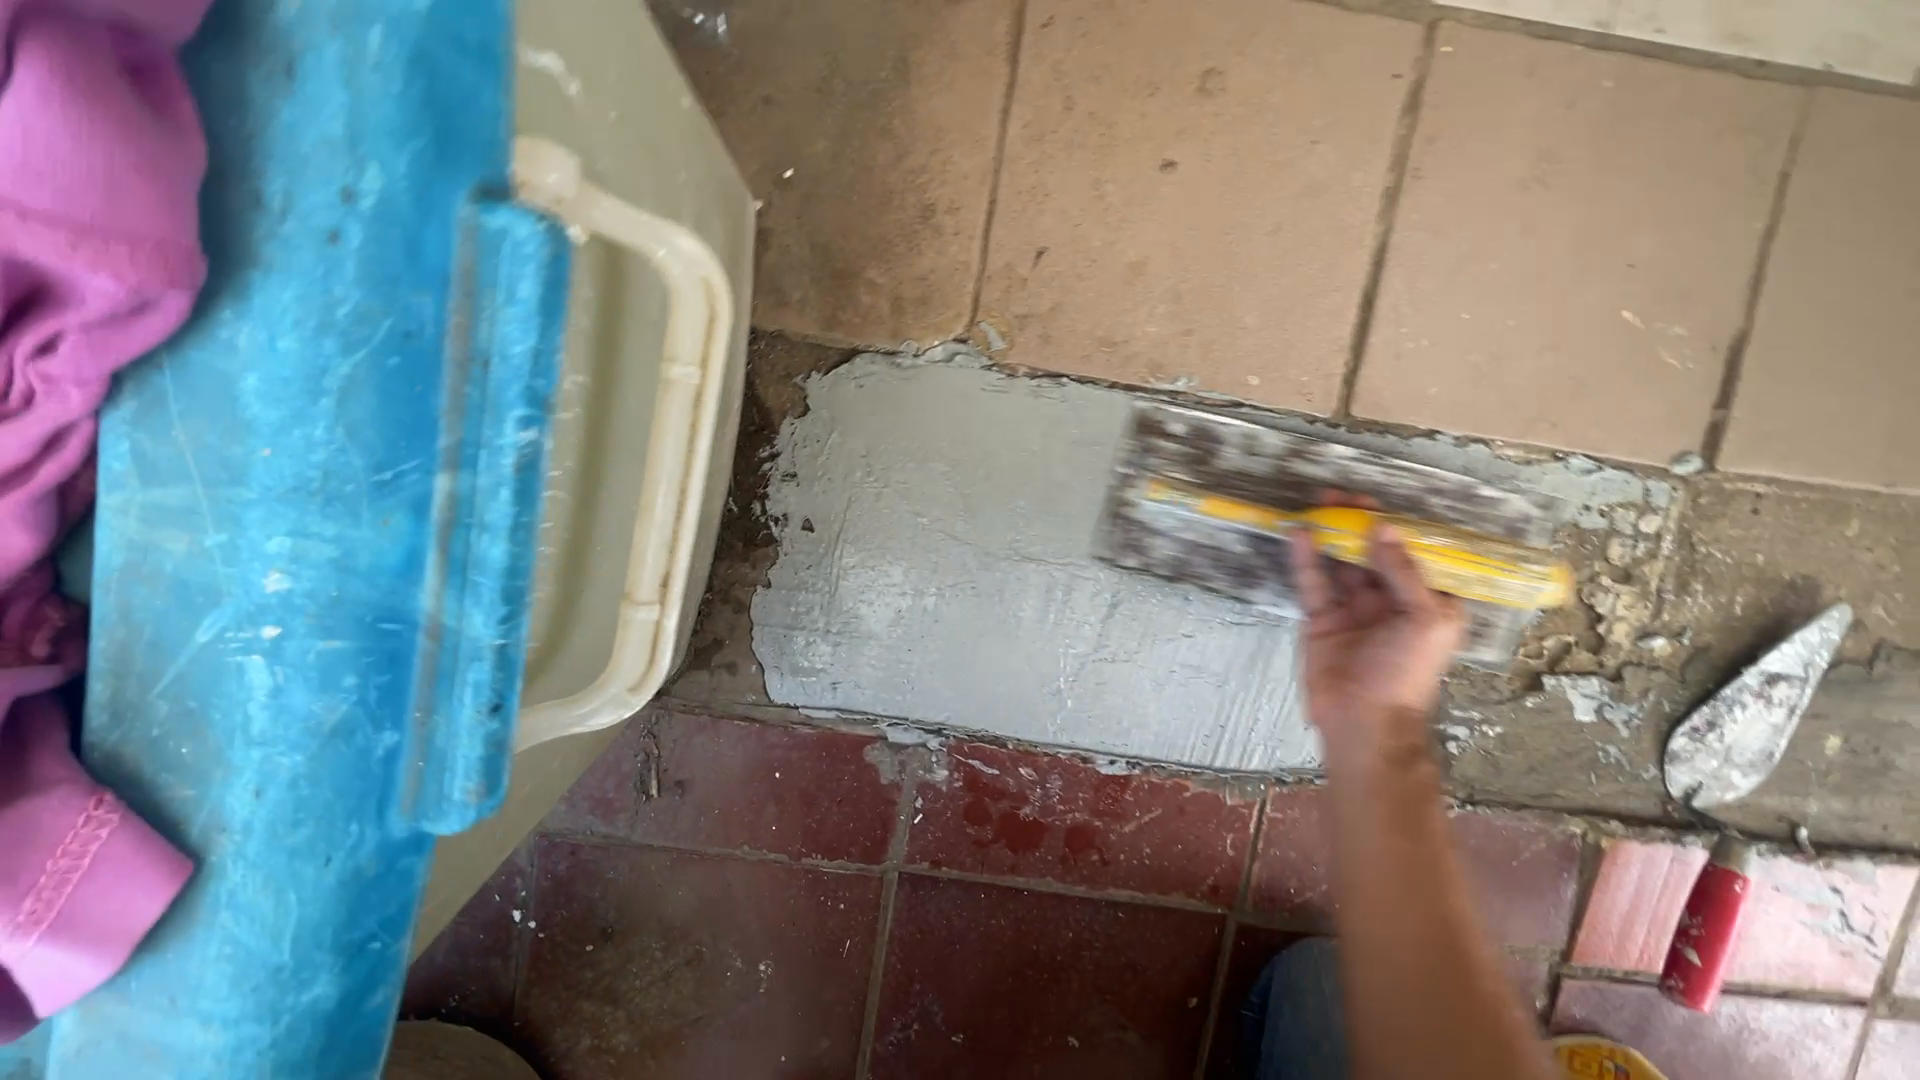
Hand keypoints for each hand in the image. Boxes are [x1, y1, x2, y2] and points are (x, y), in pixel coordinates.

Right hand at [1288, 492, 1464, 757]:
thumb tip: (1385, 527)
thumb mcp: (1425, 619)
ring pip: (1343, 564)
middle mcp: (1392, 603)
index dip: (1403, 529)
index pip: (1418, 558)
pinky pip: (1314, 583)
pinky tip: (1301, 534)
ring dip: (1334, 534)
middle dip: (1363, 525)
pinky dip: (1307, 558)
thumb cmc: (1406, 671)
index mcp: (1428, 605)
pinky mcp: (1321, 620)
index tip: (1386, 502)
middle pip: (1376, 555)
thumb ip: (1403, 572)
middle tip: (1347, 496)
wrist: (1363, 720)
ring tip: (1322, 502)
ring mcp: (1354, 610)